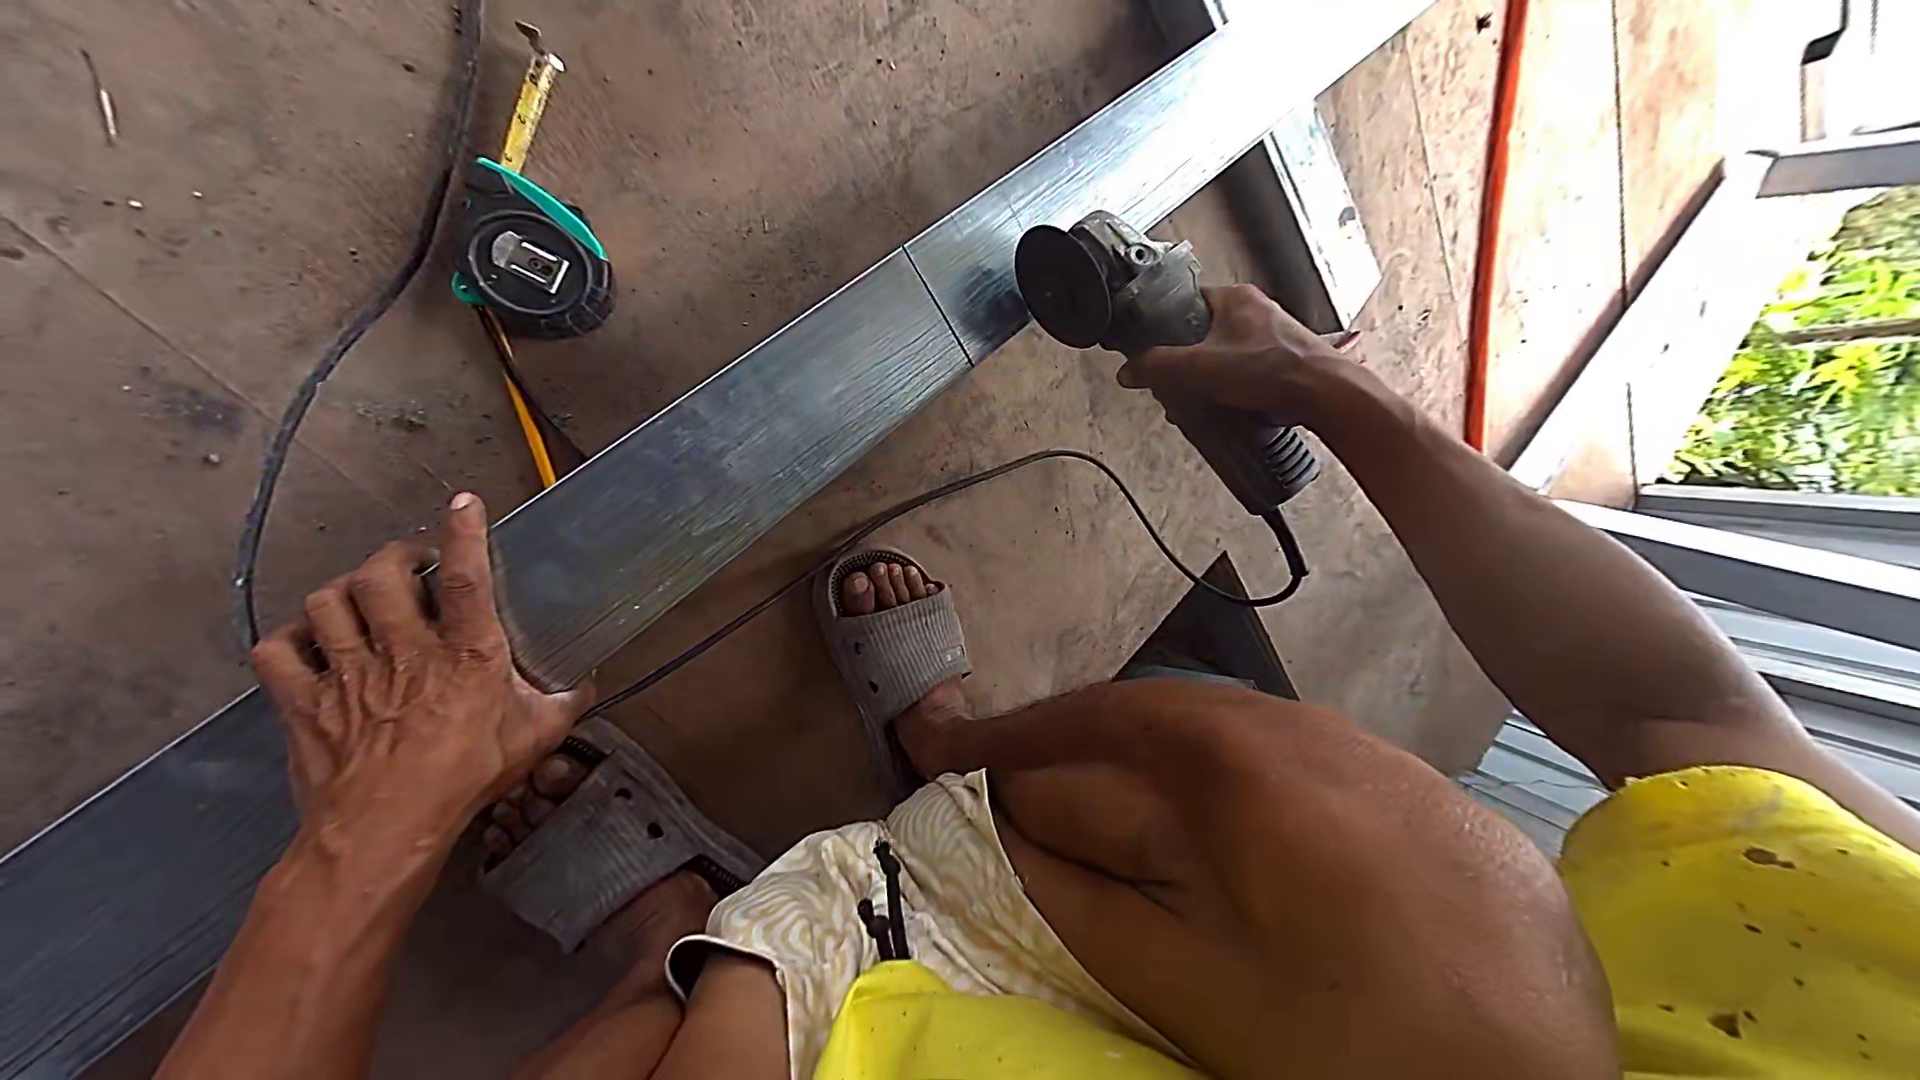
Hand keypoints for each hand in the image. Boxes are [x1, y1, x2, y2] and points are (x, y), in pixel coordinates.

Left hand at [251, 493, 590, 855]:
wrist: (387, 828)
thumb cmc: (468, 776)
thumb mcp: (538, 735)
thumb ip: (567, 701)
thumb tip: (590, 684)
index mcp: (467, 655)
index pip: (468, 579)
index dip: (465, 534)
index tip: (464, 501)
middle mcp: (406, 652)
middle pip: (381, 576)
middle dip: (395, 555)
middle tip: (413, 560)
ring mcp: (348, 674)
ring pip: (328, 603)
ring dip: (345, 589)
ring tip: (365, 593)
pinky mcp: (304, 701)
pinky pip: (277, 651)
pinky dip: (290, 636)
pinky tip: (311, 639)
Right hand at [1115, 284, 1358, 424]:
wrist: (1321, 394)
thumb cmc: (1269, 370)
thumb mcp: (1199, 368)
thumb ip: (1157, 367)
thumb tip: (1128, 371)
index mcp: (1235, 298)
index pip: (1188, 301)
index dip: (1167, 324)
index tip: (1154, 345)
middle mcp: (1255, 310)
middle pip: (1202, 332)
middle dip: (1186, 360)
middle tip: (1176, 380)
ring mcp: (1270, 335)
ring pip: (1222, 353)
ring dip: (1207, 376)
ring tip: (1198, 398)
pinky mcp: (1279, 359)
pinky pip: (1242, 369)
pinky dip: (1229, 386)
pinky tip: (1224, 404)